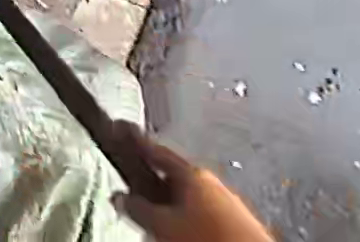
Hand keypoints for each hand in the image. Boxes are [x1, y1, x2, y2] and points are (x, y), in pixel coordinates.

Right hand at [113, 123, 272, 241]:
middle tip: (135, 196)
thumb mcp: (161, 223)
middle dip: (152, 187)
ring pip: (189, 199)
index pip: (151, 147)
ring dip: (172, 208)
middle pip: (171, 176)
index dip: (129, 137)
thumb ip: (135, 206)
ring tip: (160, 225)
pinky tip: (186, 234)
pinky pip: (207, 216)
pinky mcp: (245, 228)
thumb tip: (120, 196)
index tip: (114, 128)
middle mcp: (213, 183)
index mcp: (191, 173)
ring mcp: (232, 206)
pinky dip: (192, 222)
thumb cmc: (210, 239)